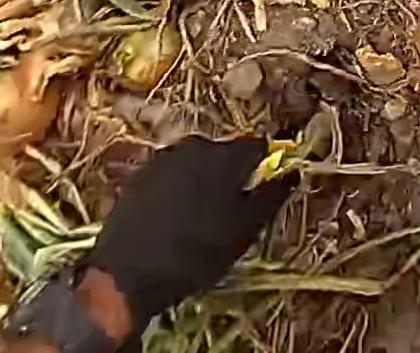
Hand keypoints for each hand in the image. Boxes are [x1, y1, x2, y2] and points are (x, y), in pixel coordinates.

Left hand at [84, 137, 291, 331]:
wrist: (125, 276)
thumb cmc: (196, 251)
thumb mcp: (244, 229)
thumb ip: (272, 195)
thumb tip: (294, 172)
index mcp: (228, 153)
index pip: (258, 146)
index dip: (261, 167)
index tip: (255, 191)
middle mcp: (198, 144)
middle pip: (226, 152)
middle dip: (229, 173)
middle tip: (226, 210)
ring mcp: (166, 157)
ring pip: (197, 162)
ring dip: (202, 179)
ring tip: (196, 215)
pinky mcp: (141, 174)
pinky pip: (170, 174)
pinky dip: (176, 187)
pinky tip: (171, 216)